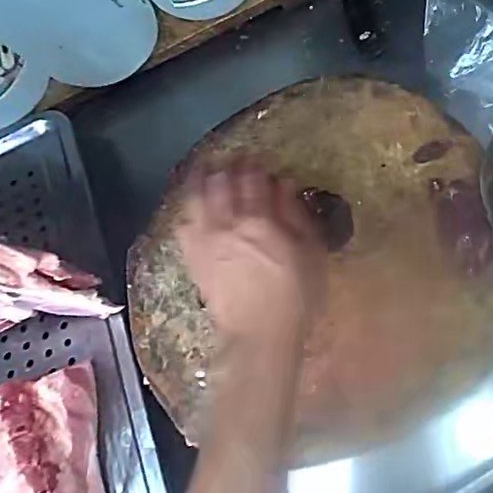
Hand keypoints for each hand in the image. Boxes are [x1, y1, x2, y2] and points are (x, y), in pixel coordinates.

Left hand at [176, 166, 326, 347]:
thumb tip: (284, 184)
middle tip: (231, 159)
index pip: (252, 179)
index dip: (253, 163)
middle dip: (226, 166)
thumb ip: (295, 215)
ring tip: (206, 169)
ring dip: (202, 179)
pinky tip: (191, 204)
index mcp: (259, 220)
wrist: (258, 335)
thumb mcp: (309, 253)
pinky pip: (183, 223)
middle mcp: (227, 223)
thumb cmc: (294, 296)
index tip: (256, 157)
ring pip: (197, 197)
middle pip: (221, 182)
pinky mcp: (193, 257)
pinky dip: (187, 208)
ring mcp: (206, 239)